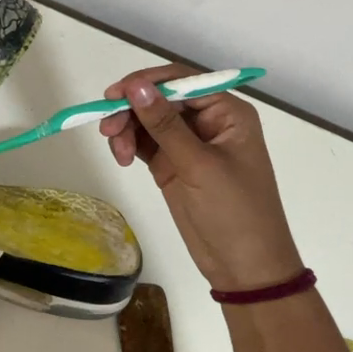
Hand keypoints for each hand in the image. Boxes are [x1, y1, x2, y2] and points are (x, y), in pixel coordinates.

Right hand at [100, 64, 304, 292]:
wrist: (245, 269)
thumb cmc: (235, 213)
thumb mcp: (199, 166)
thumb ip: (164, 124)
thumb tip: (135, 85)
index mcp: (227, 113)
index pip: (182, 81)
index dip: (147, 82)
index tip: (115, 95)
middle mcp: (208, 121)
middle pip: (160, 98)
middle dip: (132, 110)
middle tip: (107, 129)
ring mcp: (188, 143)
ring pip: (147, 119)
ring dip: (127, 128)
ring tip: (117, 152)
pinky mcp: (172, 163)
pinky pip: (144, 141)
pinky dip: (128, 144)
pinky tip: (122, 158)